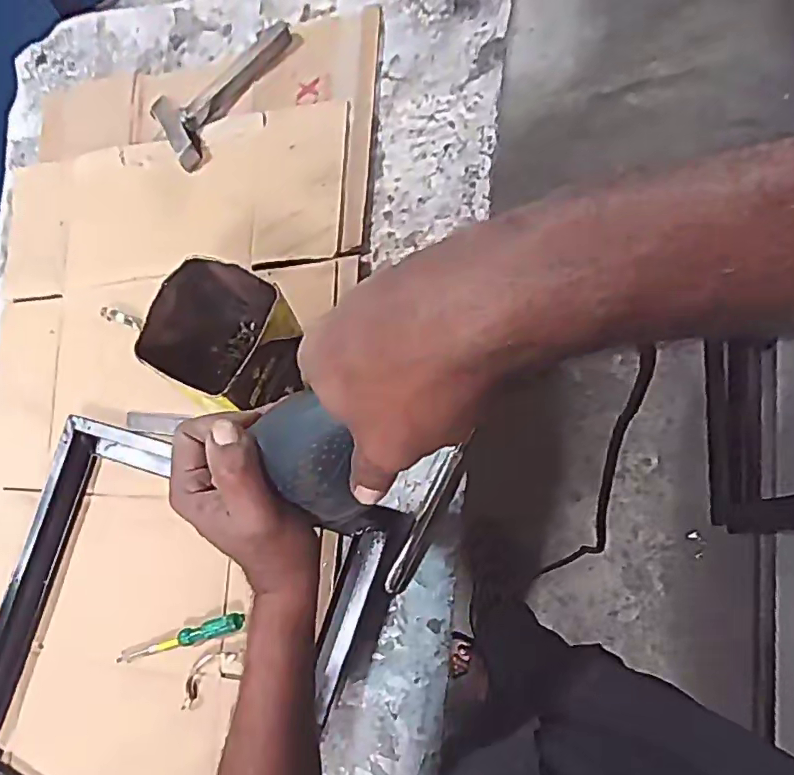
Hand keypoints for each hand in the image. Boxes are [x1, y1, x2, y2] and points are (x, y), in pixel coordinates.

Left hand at [170, 412, 320, 601]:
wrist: (292, 576)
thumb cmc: (277, 555)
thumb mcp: (257, 513)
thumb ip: (237, 473)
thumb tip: (223, 430)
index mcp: (189, 491)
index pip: (190, 433)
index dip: (223, 427)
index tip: (255, 434)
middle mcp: (198, 485)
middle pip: (208, 432)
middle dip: (240, 428)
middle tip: (270, 437)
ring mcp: (218, 484)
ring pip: (227, 438)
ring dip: (254, 435)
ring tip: (277, 443)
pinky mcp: (238, 484)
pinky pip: (243, 450)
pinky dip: (262, 445)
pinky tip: (279, 453)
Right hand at [298, 229, 520, 501]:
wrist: (480, 307)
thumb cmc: (419, 380)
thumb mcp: (389, 450)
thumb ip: (370, 472)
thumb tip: (362, 488)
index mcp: (313, 359)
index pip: (328, 402)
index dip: (362, 424)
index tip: (388, 437)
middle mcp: (339, 313)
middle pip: (368, 370)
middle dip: (397, 394)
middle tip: (426, 417)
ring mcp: (383, 284)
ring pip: (403, 343)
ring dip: (426, 367)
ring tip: (457, 387)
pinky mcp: (429, 268)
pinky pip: (436, 317)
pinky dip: (452, 336)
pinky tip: (474, 354)